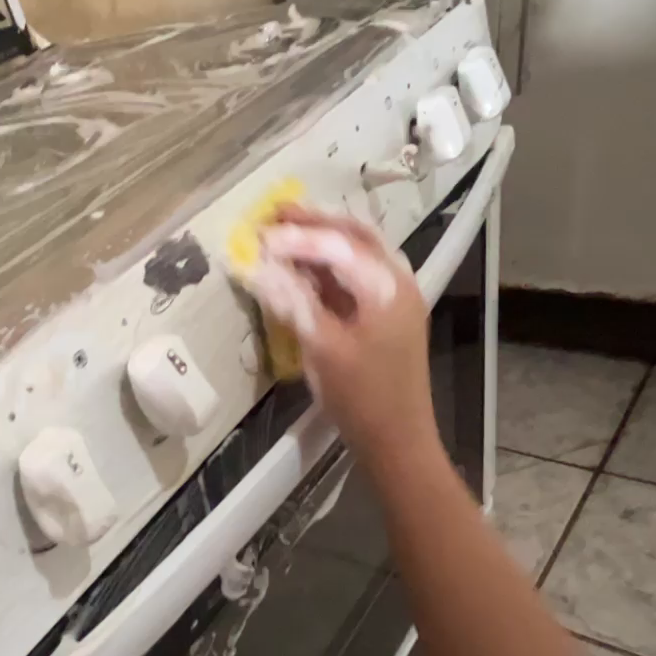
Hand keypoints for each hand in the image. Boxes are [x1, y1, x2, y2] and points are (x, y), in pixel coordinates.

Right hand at [249, 205, 441, 465]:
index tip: (258, 238)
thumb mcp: (323, 349)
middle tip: (273, 215)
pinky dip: (325, 267)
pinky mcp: (382, 316)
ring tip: (282, 235)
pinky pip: (352, 277)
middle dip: (314, 223)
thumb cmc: (362, 398)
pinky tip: (300, 271)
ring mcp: (392, 298)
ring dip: (320, 241)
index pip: (338, 245)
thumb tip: (259, 267)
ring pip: (355, 253)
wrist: (397, 440)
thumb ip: (294, 302)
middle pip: (354, 236)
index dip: (296, 238)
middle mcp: (395, 282)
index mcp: (386, 287)